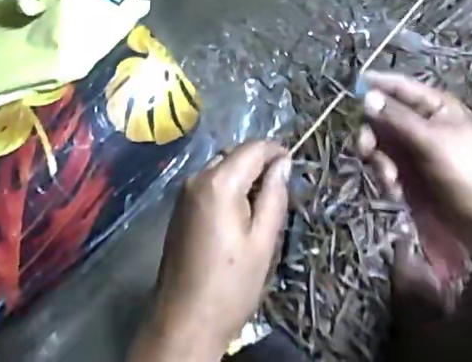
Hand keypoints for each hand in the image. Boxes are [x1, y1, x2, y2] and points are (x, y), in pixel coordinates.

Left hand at [131, 141, 290, 361]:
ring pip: (221, 167)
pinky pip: (208, 183)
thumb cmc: (229, 285)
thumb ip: (275, 195)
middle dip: (258, 164)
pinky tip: (237, 214)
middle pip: (234, 154)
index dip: (275, 150)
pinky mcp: (179, 208)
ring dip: (242, 175)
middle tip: (279, 188)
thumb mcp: (263, 241)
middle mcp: (197, 177)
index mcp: (219, 182)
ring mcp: (184, 192)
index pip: (253, 148)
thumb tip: (283, 163)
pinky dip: (226, 187)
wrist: (183, 324)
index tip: (292, 162)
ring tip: (261, 204)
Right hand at [355, 71, 471, 244]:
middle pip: (384, 116)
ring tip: (390, 180)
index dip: (376, 85)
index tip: (353, 88)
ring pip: (382, 144)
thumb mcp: (433, 142)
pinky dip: (387, 177)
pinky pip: (389, 167)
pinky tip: (396, 192)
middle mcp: (423, 123)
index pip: (399, 87)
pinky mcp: (414, 176)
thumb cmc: (470, 174)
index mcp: (435, 106)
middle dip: (373, 134)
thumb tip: (367, 95)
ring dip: (379, 161)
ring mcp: (418, 150)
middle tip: (367, 152)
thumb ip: (398, 119)